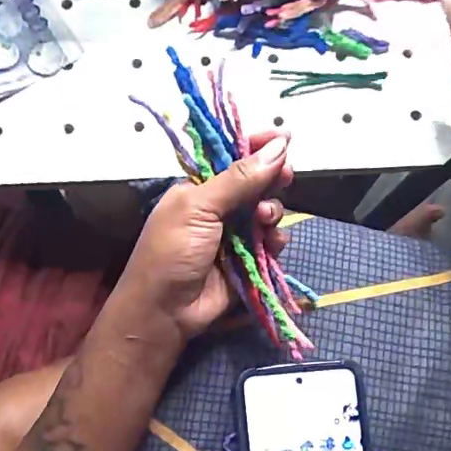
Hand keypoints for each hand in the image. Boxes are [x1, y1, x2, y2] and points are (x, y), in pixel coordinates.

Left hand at [113, 131, 293, 339]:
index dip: (257, 147)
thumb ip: (239, 178)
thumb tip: (278, 146)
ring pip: (267, 213)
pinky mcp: (247, 261)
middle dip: (272, 179)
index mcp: (198, 188)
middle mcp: (217, 208)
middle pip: (256, 184)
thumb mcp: (198, 207)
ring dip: (272, 212)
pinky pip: (270, 243)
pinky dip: (275, 240)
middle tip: (285, 176)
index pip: (232, 158)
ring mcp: (233, 235)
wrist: (165, 311)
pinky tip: (272, 242)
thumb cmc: (171, 252)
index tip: (284, 139)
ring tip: (265, 219)